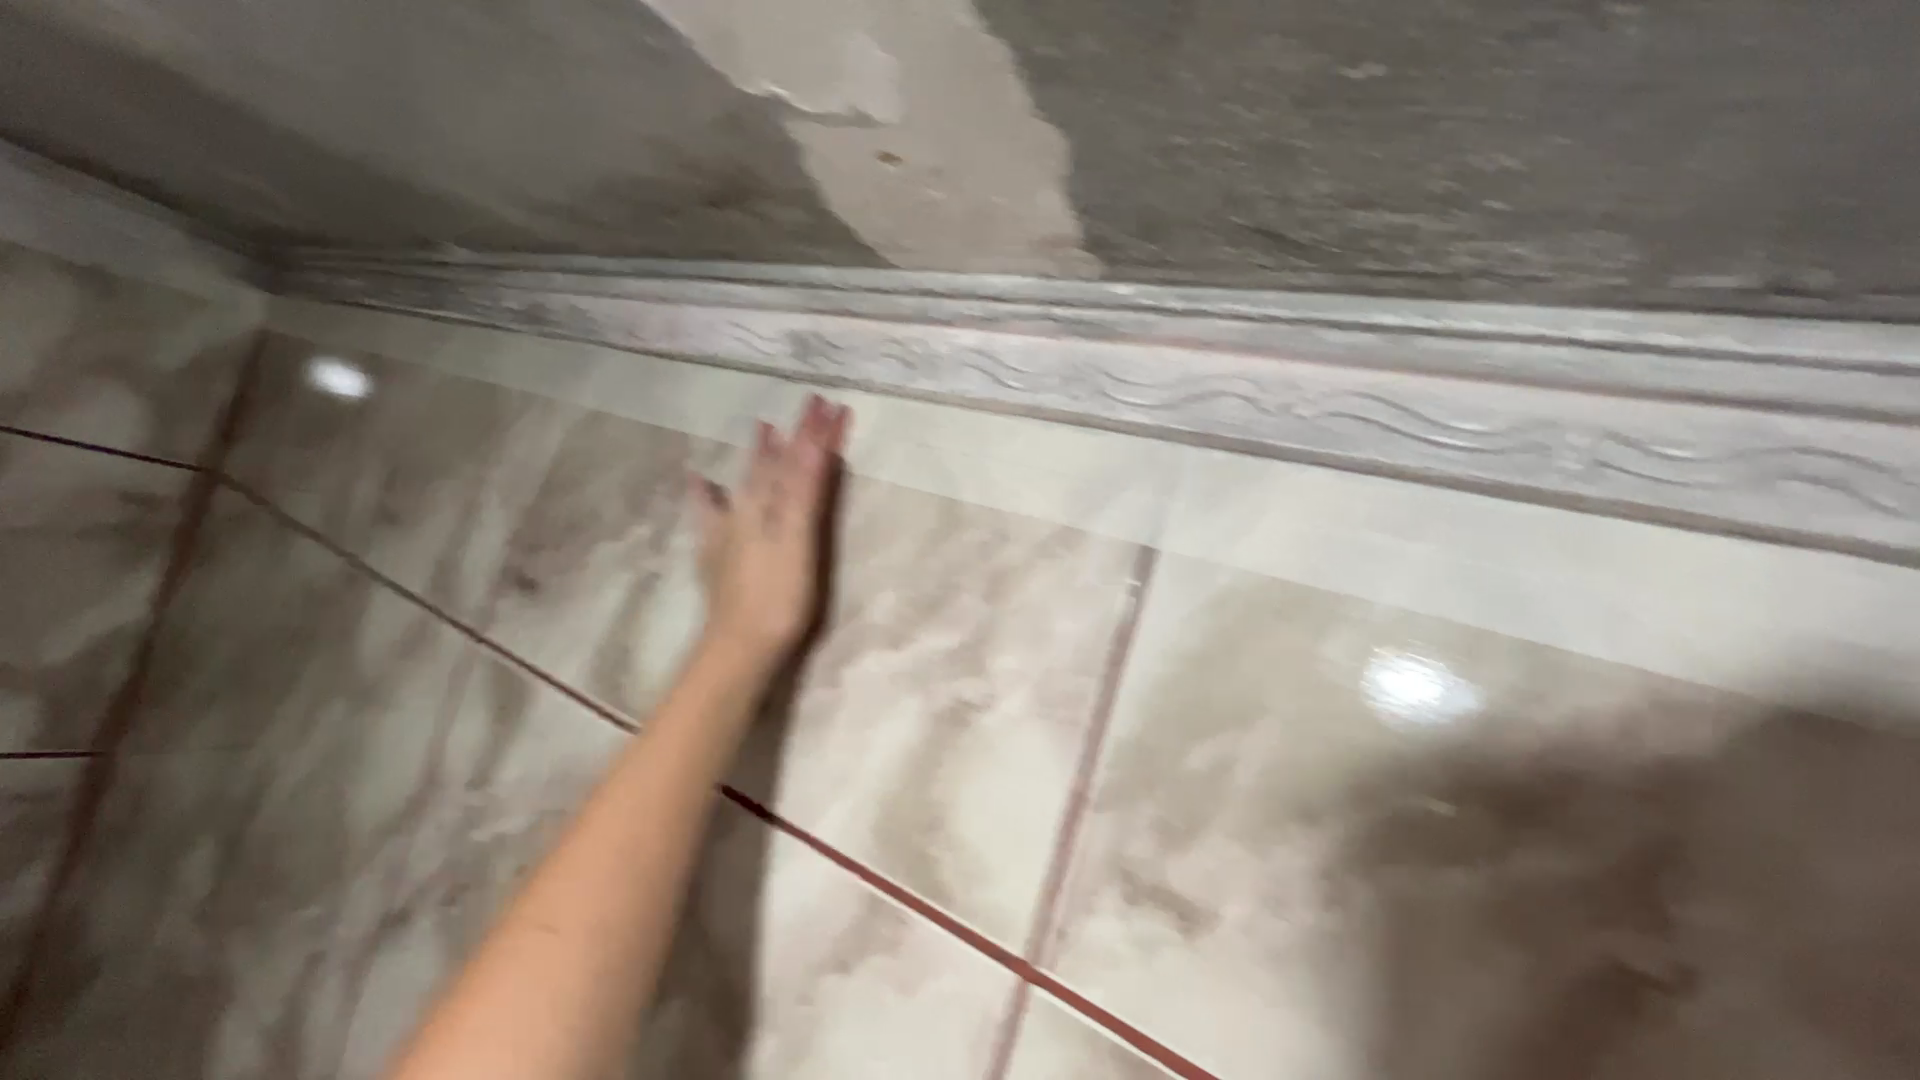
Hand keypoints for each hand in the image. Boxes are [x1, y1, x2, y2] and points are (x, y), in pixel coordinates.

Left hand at [688, 395, 849, 667]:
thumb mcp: (800, 541)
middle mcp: (748, 511)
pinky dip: (704, 495)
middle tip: (810, 406)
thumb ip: (805, 492)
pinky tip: (697, 482)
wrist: (739, 647)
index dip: (817, 434)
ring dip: (758, 456)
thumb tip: (813, 442)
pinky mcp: (718, 556)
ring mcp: (730, 533)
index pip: (799, 461)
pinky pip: (709, 515)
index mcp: (771, 507)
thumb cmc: (779, 599)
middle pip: (775, 465)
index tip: (833, 405)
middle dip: (795, 436)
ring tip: (762, 428)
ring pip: (746, 483)